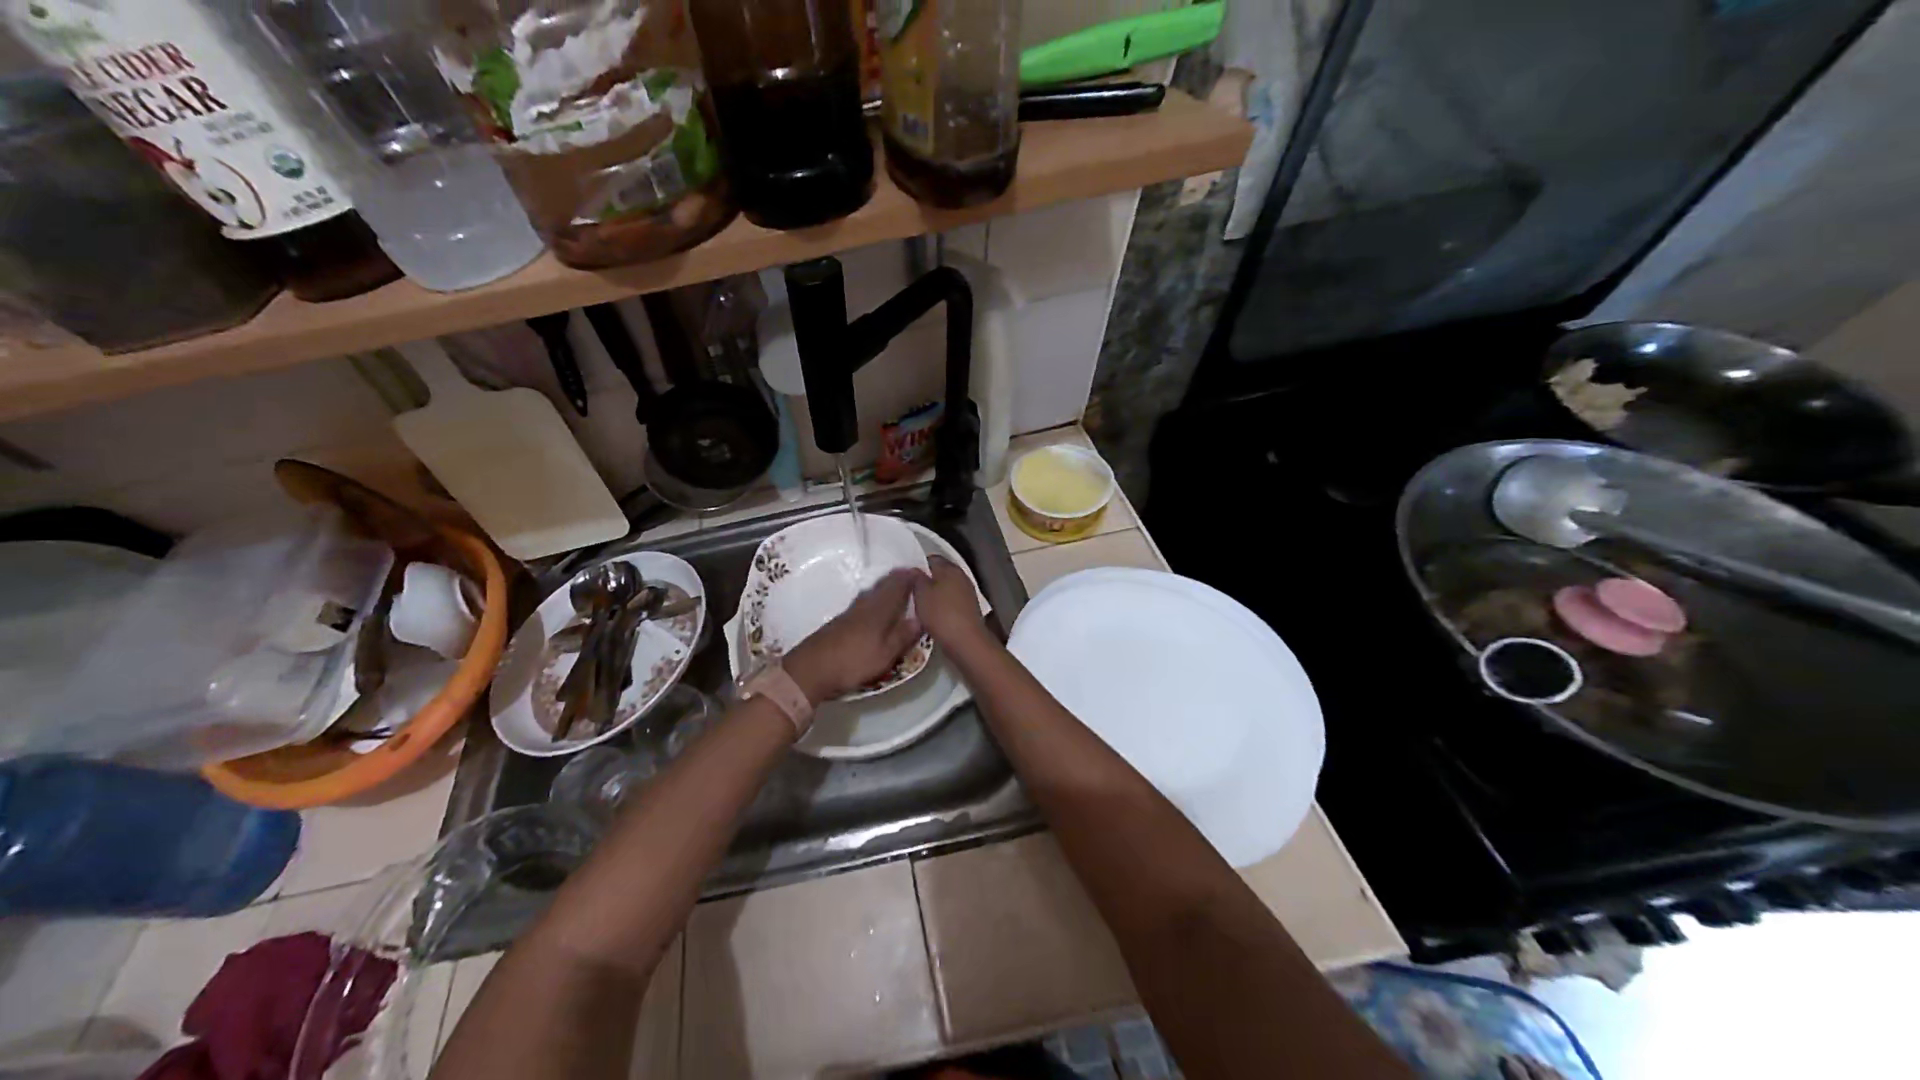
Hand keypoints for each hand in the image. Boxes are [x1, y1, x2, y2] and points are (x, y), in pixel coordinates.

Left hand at [782, 569, 923, 702]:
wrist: (812, 668)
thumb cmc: (853, 661)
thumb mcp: (885, 654)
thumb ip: (903, 636)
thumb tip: (920, 619)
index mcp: (880, 608)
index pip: (899, 584)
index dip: (912, 577)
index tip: (925, 574)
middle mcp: (866, 603)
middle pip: (885, 583)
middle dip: (900, 579)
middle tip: (914, 579)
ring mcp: (851, 610)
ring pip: (874, 591)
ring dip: (887, 587)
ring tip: (899, 591)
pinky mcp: (841, 620)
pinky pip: (865, 600)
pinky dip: (876, 598)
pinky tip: (877, 608)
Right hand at [911, 556, 992, 651]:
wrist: (966, 641)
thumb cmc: (940, 613)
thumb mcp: (921, 593)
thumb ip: (916, 577)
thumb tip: (914, 569)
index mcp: (950, 568)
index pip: (931, 558)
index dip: (917, 566)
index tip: (905, 577)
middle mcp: (961, 576)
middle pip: (939, 574)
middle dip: (926, 581)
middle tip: (910, 591)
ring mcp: (967, 593)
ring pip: (945, 588)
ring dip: (934, 595)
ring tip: (918, 605)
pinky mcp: (969, 609)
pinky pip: (951, 602)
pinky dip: (942, 606)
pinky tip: (932, 616)